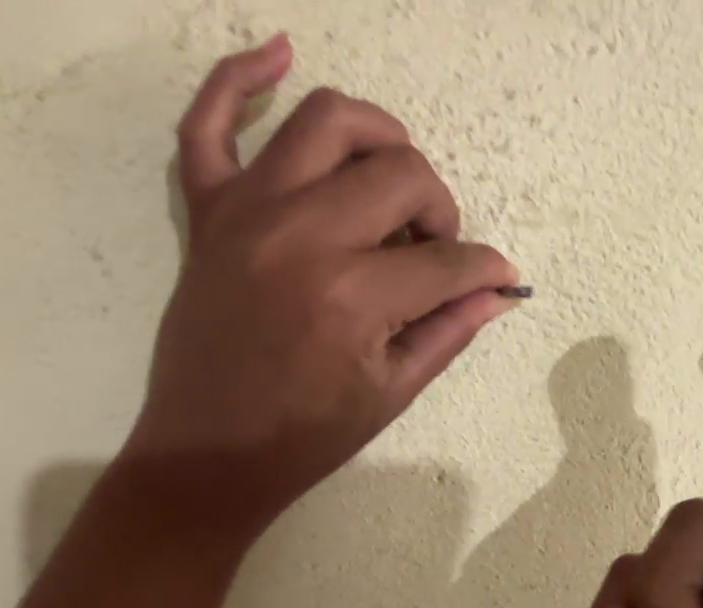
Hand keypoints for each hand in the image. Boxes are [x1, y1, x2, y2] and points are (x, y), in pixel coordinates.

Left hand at [125, 34, 521, 532]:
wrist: (205, 457)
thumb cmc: (300, 440)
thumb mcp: (388, 395)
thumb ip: (447, 331)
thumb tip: (497, 289)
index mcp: (353, 296)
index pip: (446, 258)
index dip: (483, 270)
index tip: (495, 280)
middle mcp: (302, 236)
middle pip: (399, 173)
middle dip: (437, 208)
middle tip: (429, 248)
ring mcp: (246, 216)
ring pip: (326, 120)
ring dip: (376, 136)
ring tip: (388, 178)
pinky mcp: (206, 215)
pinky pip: (208, 124)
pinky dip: (238, 79)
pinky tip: (278, 55)